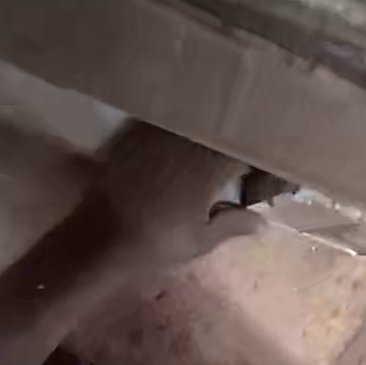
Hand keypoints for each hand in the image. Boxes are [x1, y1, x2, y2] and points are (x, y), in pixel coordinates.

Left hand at [91, 123, 264, 269]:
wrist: (102, 236)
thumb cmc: (157, 242)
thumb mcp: (202, 240)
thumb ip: (234, 224)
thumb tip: (263, 222)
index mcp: (209, 168)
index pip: (244, 152)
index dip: (256, 159)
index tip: (260, 171)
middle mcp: (186, 144)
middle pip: (220, 132)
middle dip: (233, 143)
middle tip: (240, 157)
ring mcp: (158, 136)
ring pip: (193, 124)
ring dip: (207, 133)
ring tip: (214, 145)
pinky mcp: (135, 135)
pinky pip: (165, 123)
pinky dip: (179, 130)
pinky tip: (180, 142)